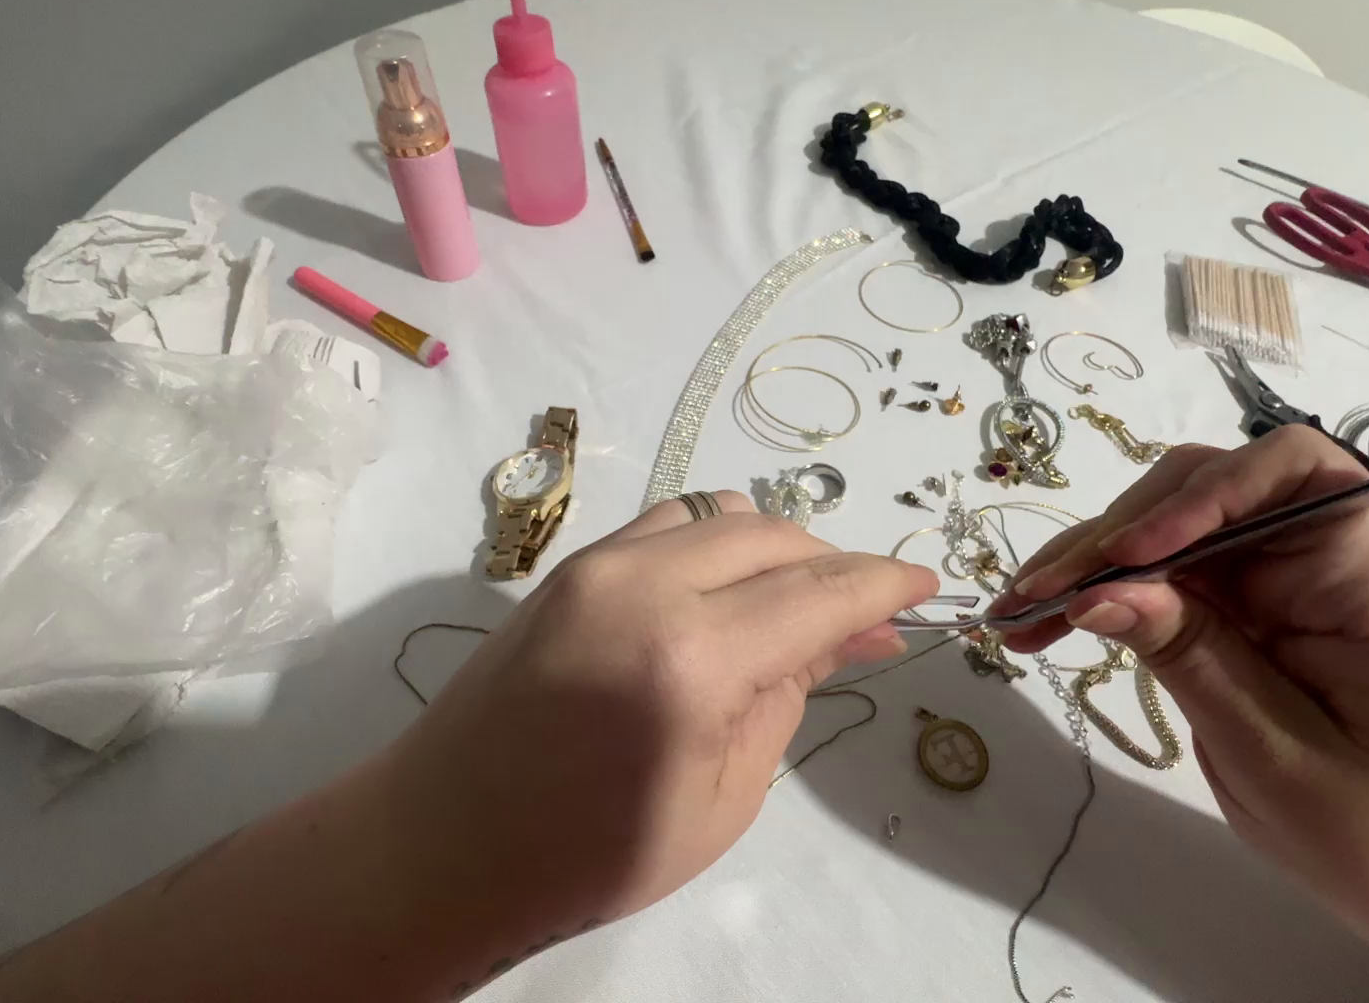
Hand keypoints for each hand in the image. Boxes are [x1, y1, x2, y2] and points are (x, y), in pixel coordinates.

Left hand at [380, 492, 937, 984]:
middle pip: (772, 537)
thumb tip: (851, 634)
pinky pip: (668, 525)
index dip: (882, 584)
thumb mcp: (723, 797)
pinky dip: (716, 541)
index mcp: (691, 661)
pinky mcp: (571, 564)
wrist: (442, 839)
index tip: (925, 583)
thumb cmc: (591, 853)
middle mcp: (644, 584)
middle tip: (863, 612)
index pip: (816, 595)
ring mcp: (598, 563)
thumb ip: (788, 693)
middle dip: (832, 564)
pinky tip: (725, 586)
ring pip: (720, 514)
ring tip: (793, 600)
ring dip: (773, 546)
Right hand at [988, 427, 1368, 999]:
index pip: (1298, 474)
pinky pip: (1147, 581)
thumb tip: (1093, 592)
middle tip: (1032, 597)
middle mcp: (1312, 561)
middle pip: (1197, 494)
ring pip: (1155, 534)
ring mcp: (1266, 582)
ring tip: (1013, 616)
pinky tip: (1039, 624)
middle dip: (1109, 538)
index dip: (1209, 491)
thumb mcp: (1277, 756)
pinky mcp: (1229, 608)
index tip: (1132, 554)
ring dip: (1080, 567)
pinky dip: (1091, 598)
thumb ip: (1188, 659)